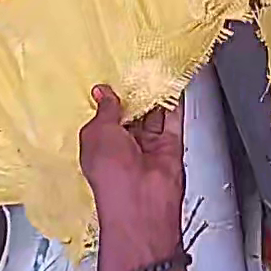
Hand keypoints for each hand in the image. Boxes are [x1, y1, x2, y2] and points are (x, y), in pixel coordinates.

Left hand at [79, 85, 184, 265]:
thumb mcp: (96, 132)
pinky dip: (175, 99)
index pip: (105, 116)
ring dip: (154, 93)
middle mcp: (125, 145)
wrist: (143, 201)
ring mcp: (148, 145)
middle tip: (136, 68)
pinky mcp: (170, 144)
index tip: (113, 76)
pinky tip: (173, 81)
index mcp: (100, 144)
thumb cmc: (111, 175)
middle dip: (133, 93)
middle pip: (132, 112)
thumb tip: (103, 92)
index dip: (109, 97)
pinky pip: (174, 117)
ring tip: (154, 68)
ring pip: (153, 112)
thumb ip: (105, 109)